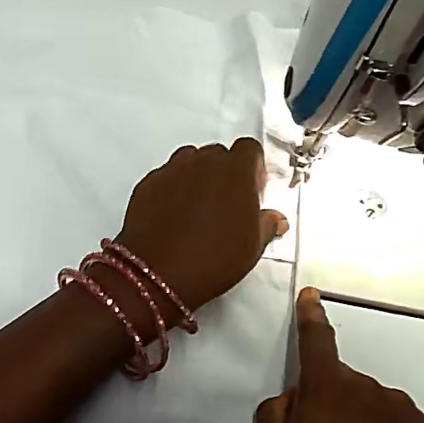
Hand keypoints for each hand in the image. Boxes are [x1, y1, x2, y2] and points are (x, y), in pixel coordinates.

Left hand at [114, 138, 288, 310]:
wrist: (159, 273)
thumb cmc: (209, 258)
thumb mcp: (252, 246)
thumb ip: (266, 224)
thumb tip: (274, 220)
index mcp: (236, 172)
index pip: (250, 149)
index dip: (254, 166)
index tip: (254, 185)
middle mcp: (203, 164)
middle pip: (219, 153)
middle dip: (226, 172)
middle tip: (229, 201)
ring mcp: (173, 171)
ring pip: (190, 161)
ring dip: (198, 176)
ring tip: (202, 207)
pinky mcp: (148, 184)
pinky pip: (166, 177)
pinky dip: (173, 189)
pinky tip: (177, 216)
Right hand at [258, 289, 423, 422]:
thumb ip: (276, 415)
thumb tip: (293, 397)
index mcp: (328, 388)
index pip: (316, 340)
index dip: (310, 316)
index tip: (311, 294)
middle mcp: (368, 386)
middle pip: (340, 384)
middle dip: (328, 404)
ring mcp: (401, 408)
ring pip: (368, 406)